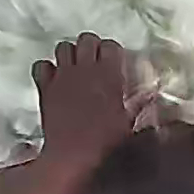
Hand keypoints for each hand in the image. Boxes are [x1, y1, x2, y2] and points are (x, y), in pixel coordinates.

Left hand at [32, 33, 146, 172]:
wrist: (72, 154)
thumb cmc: (104, 140)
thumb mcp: (127, 121)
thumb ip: (138, 103)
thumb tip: (151, 94)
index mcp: (108, 74)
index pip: (110, 45)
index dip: (112, 51)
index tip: (113, 62)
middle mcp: (85, 69)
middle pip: (86, 39)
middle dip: (91, 46)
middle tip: (94, 60)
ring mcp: (63, 76)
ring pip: (63, 47)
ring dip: (70, 54)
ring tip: (75, 66)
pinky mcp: (45, 87)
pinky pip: (41, 65)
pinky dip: (47, 68)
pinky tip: (54, 78)